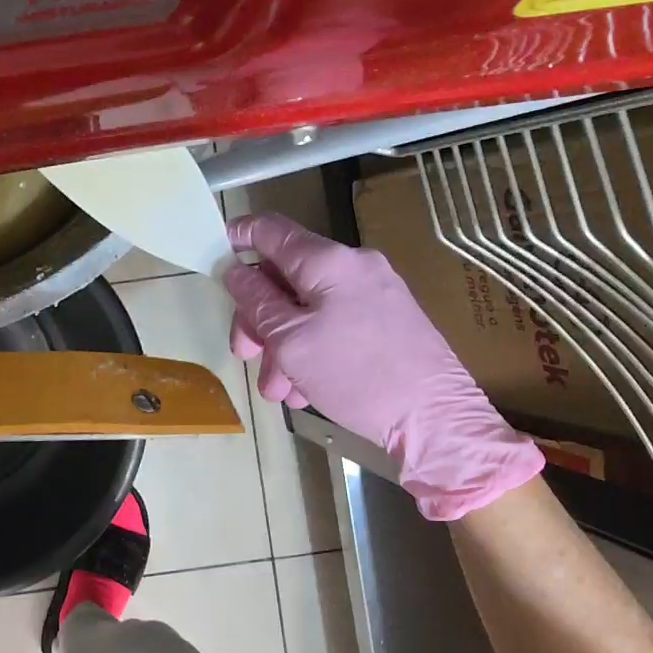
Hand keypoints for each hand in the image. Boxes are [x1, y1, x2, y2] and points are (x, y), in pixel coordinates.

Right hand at [223, 213, 542, 520]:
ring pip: (306, 307)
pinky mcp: (388, 322)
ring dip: (282, 345)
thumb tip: (236, 272)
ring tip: (279, 390)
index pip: (271, 229)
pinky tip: (305, 390)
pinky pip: (333, 324)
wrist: (438, 422)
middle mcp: (354, 267)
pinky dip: (310, 350)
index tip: (213, 257)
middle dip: (258, 317)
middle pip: (285, 277)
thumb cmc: (357, 376)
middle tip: (246, 355)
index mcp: (329, 261)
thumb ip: (256, 301)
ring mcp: (375, 294)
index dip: (236, 237)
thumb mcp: (290, 341)